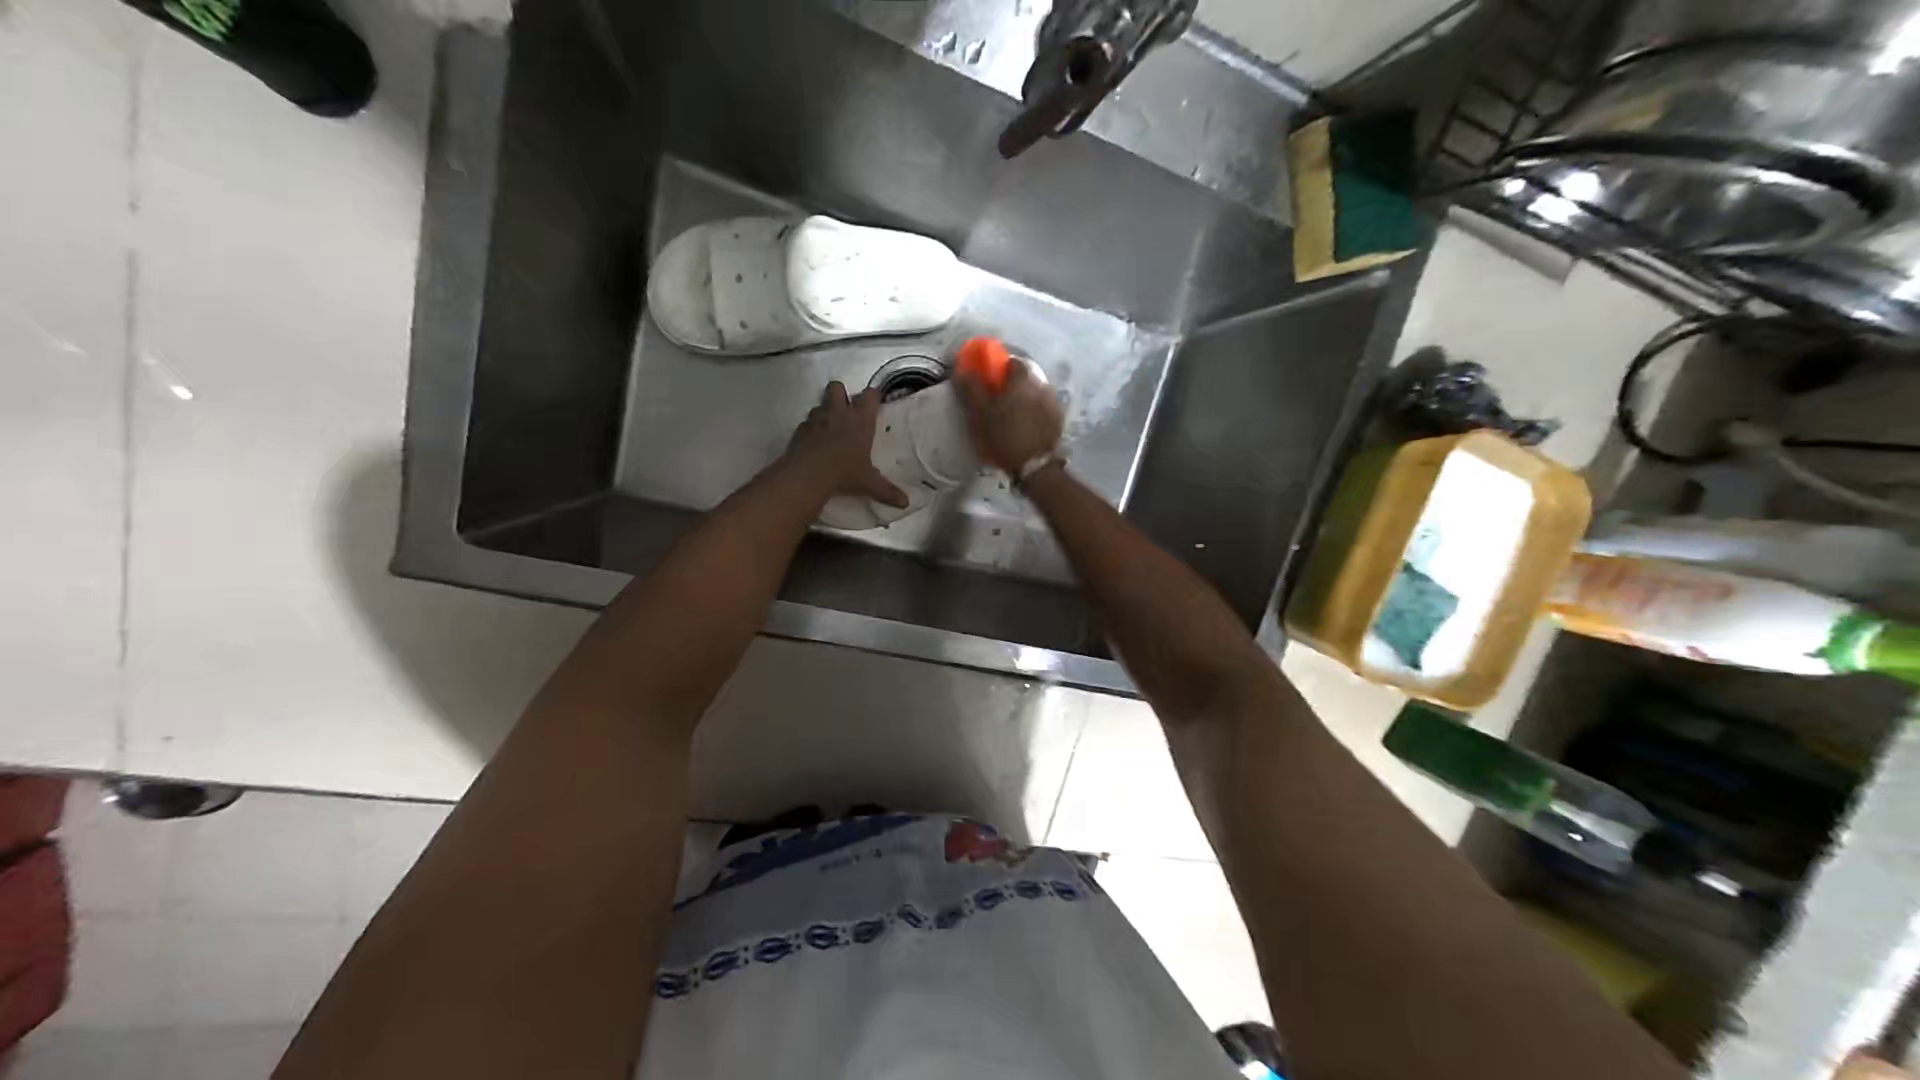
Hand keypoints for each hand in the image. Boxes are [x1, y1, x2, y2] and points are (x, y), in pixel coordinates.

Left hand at [786, 382, 909, 506]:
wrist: (808, 474)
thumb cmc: (845, 472)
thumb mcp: (868, 483)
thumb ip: (886, 490)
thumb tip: (905, 503)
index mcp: (860, 419)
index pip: (869, 395)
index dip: (872, 396)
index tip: (875, 402)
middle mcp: (838, 412)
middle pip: (838, 387)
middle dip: (841, 394)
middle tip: (845, 410)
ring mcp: (816, 418)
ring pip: (820, 403)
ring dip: (825, 411)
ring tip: (829, 428)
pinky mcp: (800, 428)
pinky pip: (806, 422)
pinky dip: (810, 428)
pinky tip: (813, 442)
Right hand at [958, 357, 1063, 472]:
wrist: (1034, 465)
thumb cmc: (1004, 436)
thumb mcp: (981, 414)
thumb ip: (972, 388)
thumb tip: (964, 369)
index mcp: (1022, 380)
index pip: (1013, 362)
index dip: (1001, 369)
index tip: (992, 381)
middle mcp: (1042, 385)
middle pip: (1026, 378)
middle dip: (1014, 385)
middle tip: (1000, 401)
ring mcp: (1054, 402)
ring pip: (1036, 393)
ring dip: (1026, 399)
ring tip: (1014, 416)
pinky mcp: (1059, 418)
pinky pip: (1045, 407)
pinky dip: (1036, 411)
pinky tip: (1028, 426)